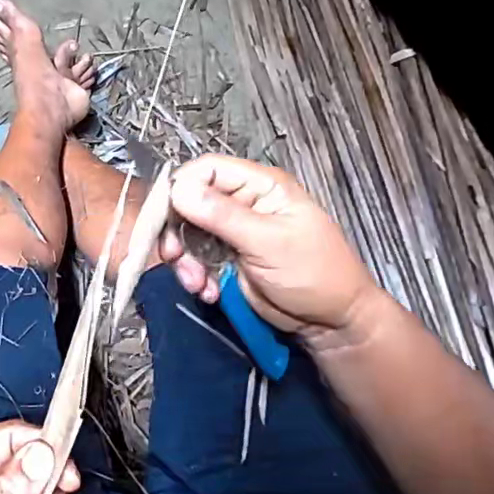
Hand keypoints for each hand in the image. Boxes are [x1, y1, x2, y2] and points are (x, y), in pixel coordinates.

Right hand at [159, 154, 388, 349]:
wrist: (331, 322)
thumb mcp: (269, 242)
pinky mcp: (227, 259)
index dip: (181, 188)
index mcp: (260, 186)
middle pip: (191, 202)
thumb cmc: (314, 273)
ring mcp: (233, 233)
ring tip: (197, 284)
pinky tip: (208, 292)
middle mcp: (243, 203)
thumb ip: (223, 216)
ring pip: (189, 234)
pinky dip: (195, 276)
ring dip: (186, 260)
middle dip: (178, 231)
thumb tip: (180, 189)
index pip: (208, 170)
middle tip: (175, 256)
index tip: (163, 215)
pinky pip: (197, 260)